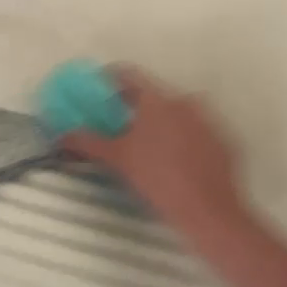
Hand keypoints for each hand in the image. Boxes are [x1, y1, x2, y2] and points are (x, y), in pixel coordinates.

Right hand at [60, 65, 246, 236]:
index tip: (98, 91)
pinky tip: (174, 158)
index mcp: (157, 98)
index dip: (109, 79)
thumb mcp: (117, 159)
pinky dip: (183, 135)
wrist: (211, 213)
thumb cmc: (158, 178)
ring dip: (160, 120)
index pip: (127, 74)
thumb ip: (86, 141)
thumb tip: (60, 135)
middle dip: (135, 104)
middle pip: (153, 93)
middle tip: (119, 123)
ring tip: (148, 144)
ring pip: (177, 110)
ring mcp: (210, 119)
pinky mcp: (226, 140)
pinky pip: (197, 128)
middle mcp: (185, 99)